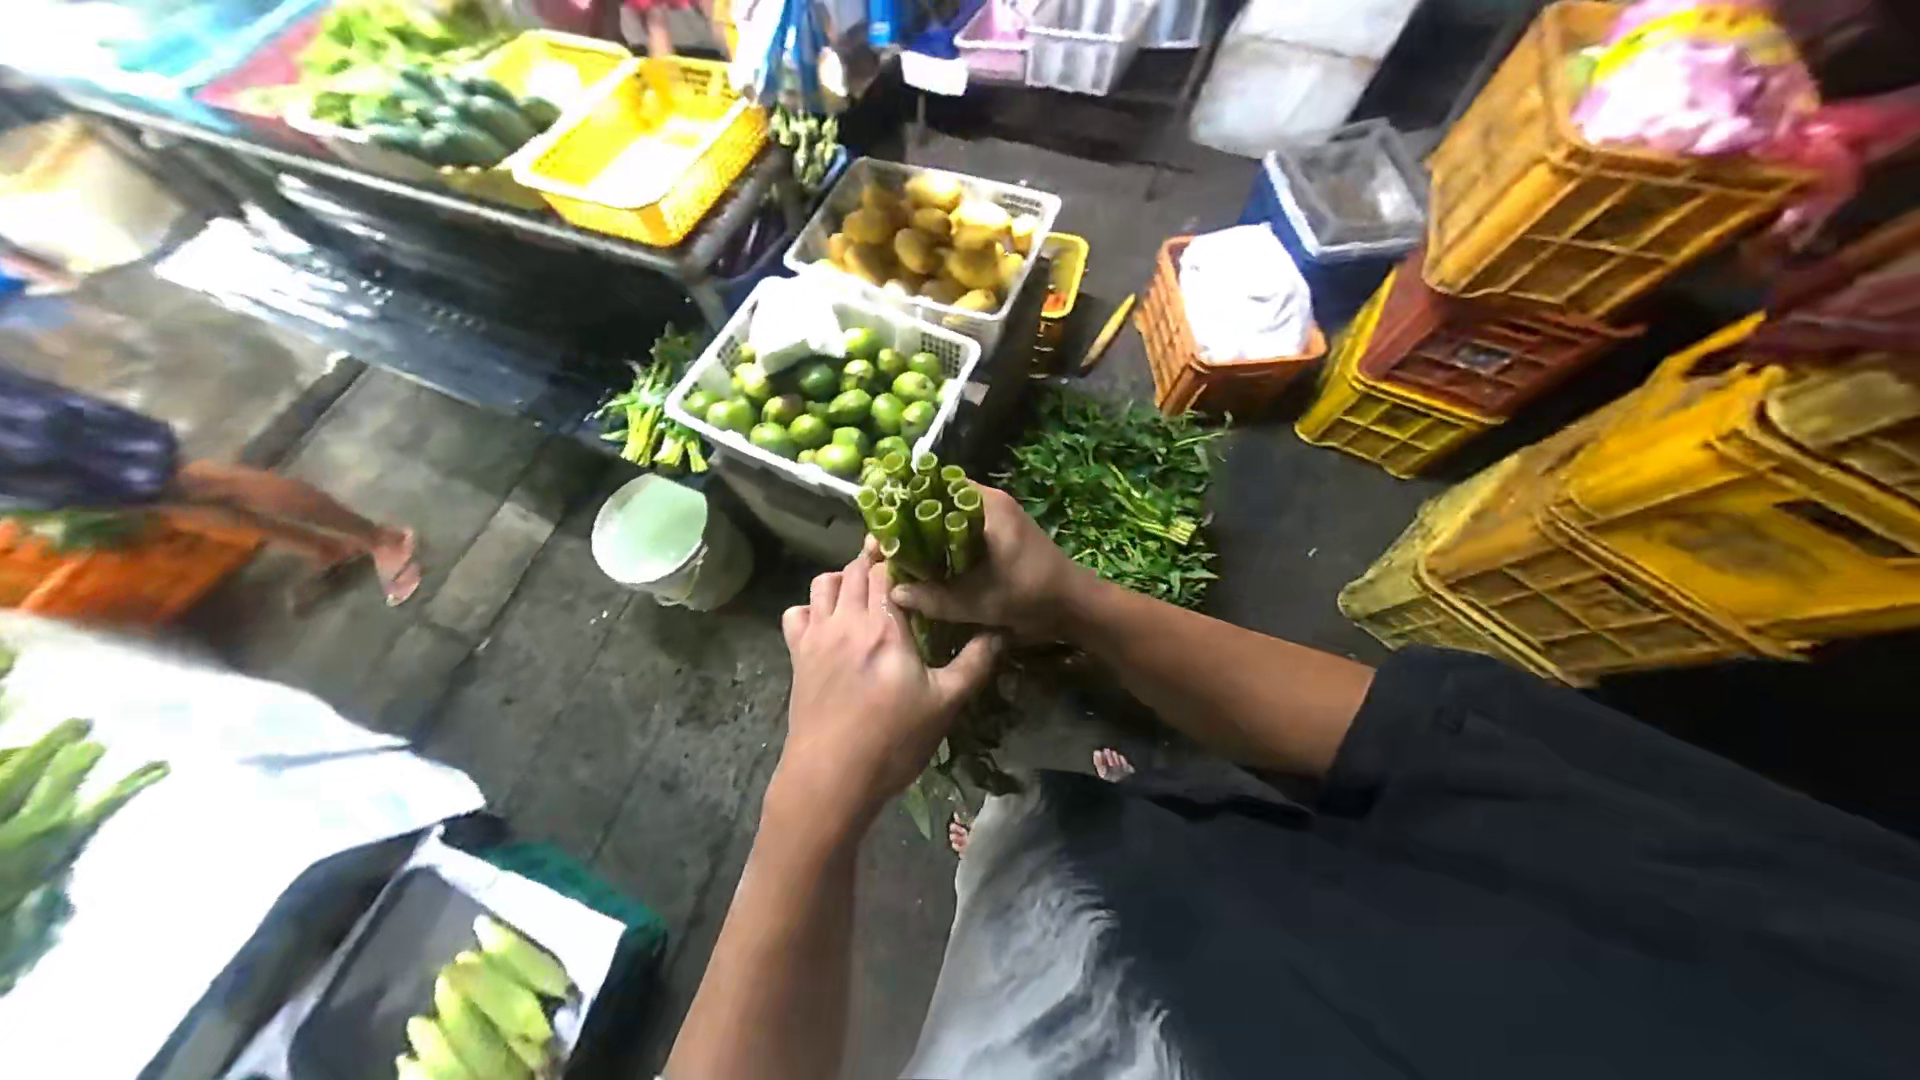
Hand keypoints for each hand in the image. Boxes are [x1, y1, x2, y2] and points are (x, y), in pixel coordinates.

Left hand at [773, 551, 998, 834]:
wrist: (830, 779)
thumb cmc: (892, 742)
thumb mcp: (945, 704)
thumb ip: (974, 663)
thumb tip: (1002, 631)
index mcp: (885, 627)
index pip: (887, 568)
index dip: (902, 557)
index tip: (920, 560)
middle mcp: (847, 620)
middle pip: (855, 568)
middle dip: (876, 562)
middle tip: (898, 572)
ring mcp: (817, 636)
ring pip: (823, 582)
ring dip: (844, 578)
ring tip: (865, 593)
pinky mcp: (797, 654)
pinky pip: (796, 612)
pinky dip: (812, 607)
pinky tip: (829, 622)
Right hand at [887, 484, 1089, 640]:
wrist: (1074, 607)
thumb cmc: (1031, 595)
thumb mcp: (980, 601)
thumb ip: (936, 598)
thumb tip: (894, 592)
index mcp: (986, 505)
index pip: (935, 486)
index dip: (904, 501)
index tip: (881, 523)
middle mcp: (989, 503)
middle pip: (937, 502)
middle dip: (910, 522)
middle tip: (883, 544)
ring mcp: (995, 518)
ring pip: (948, 518)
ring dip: (926, 535)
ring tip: (898, 555)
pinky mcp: (999, 535)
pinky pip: (961, 532)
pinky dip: (943, 545)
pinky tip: (926, 565)